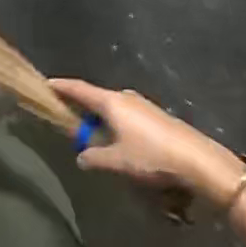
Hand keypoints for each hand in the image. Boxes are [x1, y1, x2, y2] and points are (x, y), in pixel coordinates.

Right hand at [51, 78, 245, 204]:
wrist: (199, 161)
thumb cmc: (152, 157)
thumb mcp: (117, 162)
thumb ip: (94, 157)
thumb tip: (81, 156)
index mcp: (111, 102)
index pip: (79, 89)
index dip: (62, 87)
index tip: (46, 84)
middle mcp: (125, 97)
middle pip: (96, 98)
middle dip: (83, 109)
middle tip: (71, 122)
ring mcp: (143, 105)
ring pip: (114, 109)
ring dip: (103, 121)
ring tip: (98, 140)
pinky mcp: (157, 117)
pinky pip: (128, 117)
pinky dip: (118, 126)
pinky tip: (123, 146)